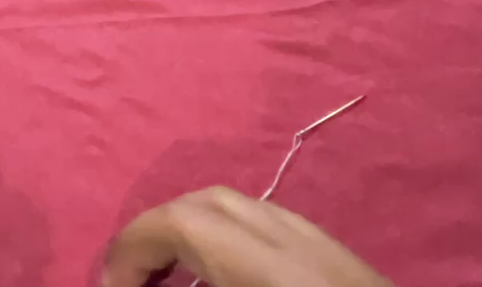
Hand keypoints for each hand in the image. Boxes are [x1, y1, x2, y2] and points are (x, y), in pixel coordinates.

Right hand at [101, 187, 391, 286]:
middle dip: (156, 233)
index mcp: (276, 273)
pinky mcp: (351, 267)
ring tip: (171, 276)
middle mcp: (305, 247)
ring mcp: (333, 254)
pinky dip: (231, 240)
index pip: (183, 225)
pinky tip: (229, 278)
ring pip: (243, 208)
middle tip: (130, 280)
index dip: (130, 248)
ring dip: (192, 230)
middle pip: (209, 203)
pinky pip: (273, 228)